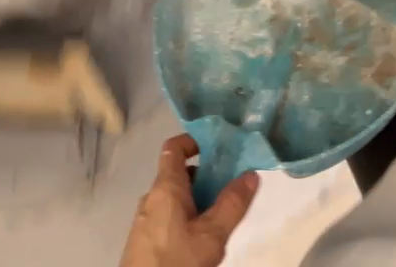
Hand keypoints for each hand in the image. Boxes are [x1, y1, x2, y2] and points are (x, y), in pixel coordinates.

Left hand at [119, 135, 259, 266]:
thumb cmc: (177, 261)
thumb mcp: (211, 236)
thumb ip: (231, 204)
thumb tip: (251, 173)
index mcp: (164, 187)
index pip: (173, 147)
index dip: (193, 141)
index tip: (217, 147)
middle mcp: (151, 197)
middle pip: (177, 174)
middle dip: (203, 177)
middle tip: (229, 188)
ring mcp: (145, 219)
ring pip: (173, 198)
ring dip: (196, 200)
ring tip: (220, 217)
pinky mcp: (144, 240)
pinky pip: (166, 216)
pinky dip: (184, 217)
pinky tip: (199, 239)